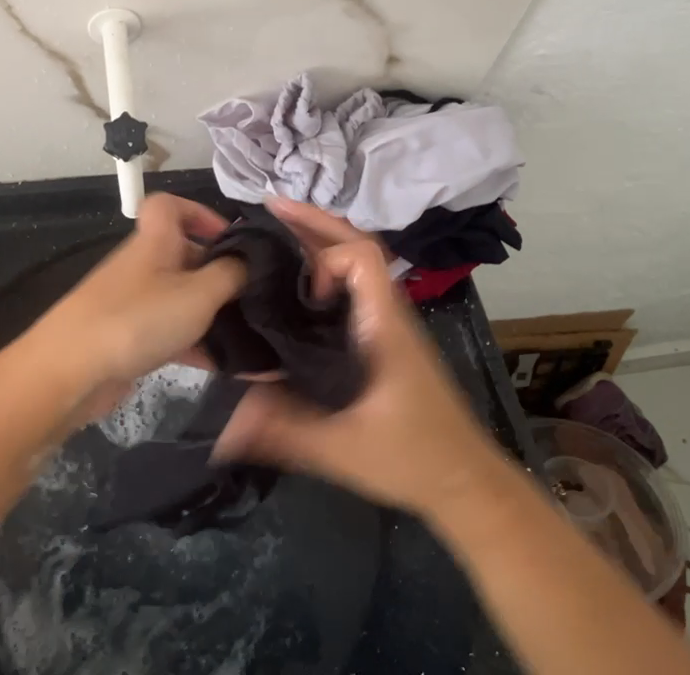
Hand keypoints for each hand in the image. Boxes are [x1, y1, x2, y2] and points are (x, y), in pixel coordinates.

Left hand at [28, 193, 246, 418]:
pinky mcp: (131, 340)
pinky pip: (175, 336)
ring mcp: (134, 304)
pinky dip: (202, 348)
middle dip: (221, 274)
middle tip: (258, 296)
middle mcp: (143, 266)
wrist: (72, 371)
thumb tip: (251, 260)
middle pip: (184, 256)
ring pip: (183, 300)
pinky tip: (237, 370)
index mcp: (155, 241)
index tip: (230, 239)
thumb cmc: (138, 319)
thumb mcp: (198, 293)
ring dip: (216, 316)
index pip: (169, 205)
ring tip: (258, 337)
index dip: (199, 212)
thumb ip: (231, 274)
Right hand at [215, 211, 498, 515]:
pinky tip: (295, 291)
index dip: (325, 256)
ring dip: (318, 244)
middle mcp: (389, 315)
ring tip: (273, 238)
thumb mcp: (342, 449)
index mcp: (384, 326)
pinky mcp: (385, 342)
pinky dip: (324, 274)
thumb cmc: (414, 459)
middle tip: (266, 206)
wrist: (467, 483)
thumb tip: (221, 432)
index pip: (362, 257)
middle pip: (358, 247)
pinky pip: (354, 290)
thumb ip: (282, 434)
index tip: (296, 287)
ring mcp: (390, 326)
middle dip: (313, 223)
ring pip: (357, 266)